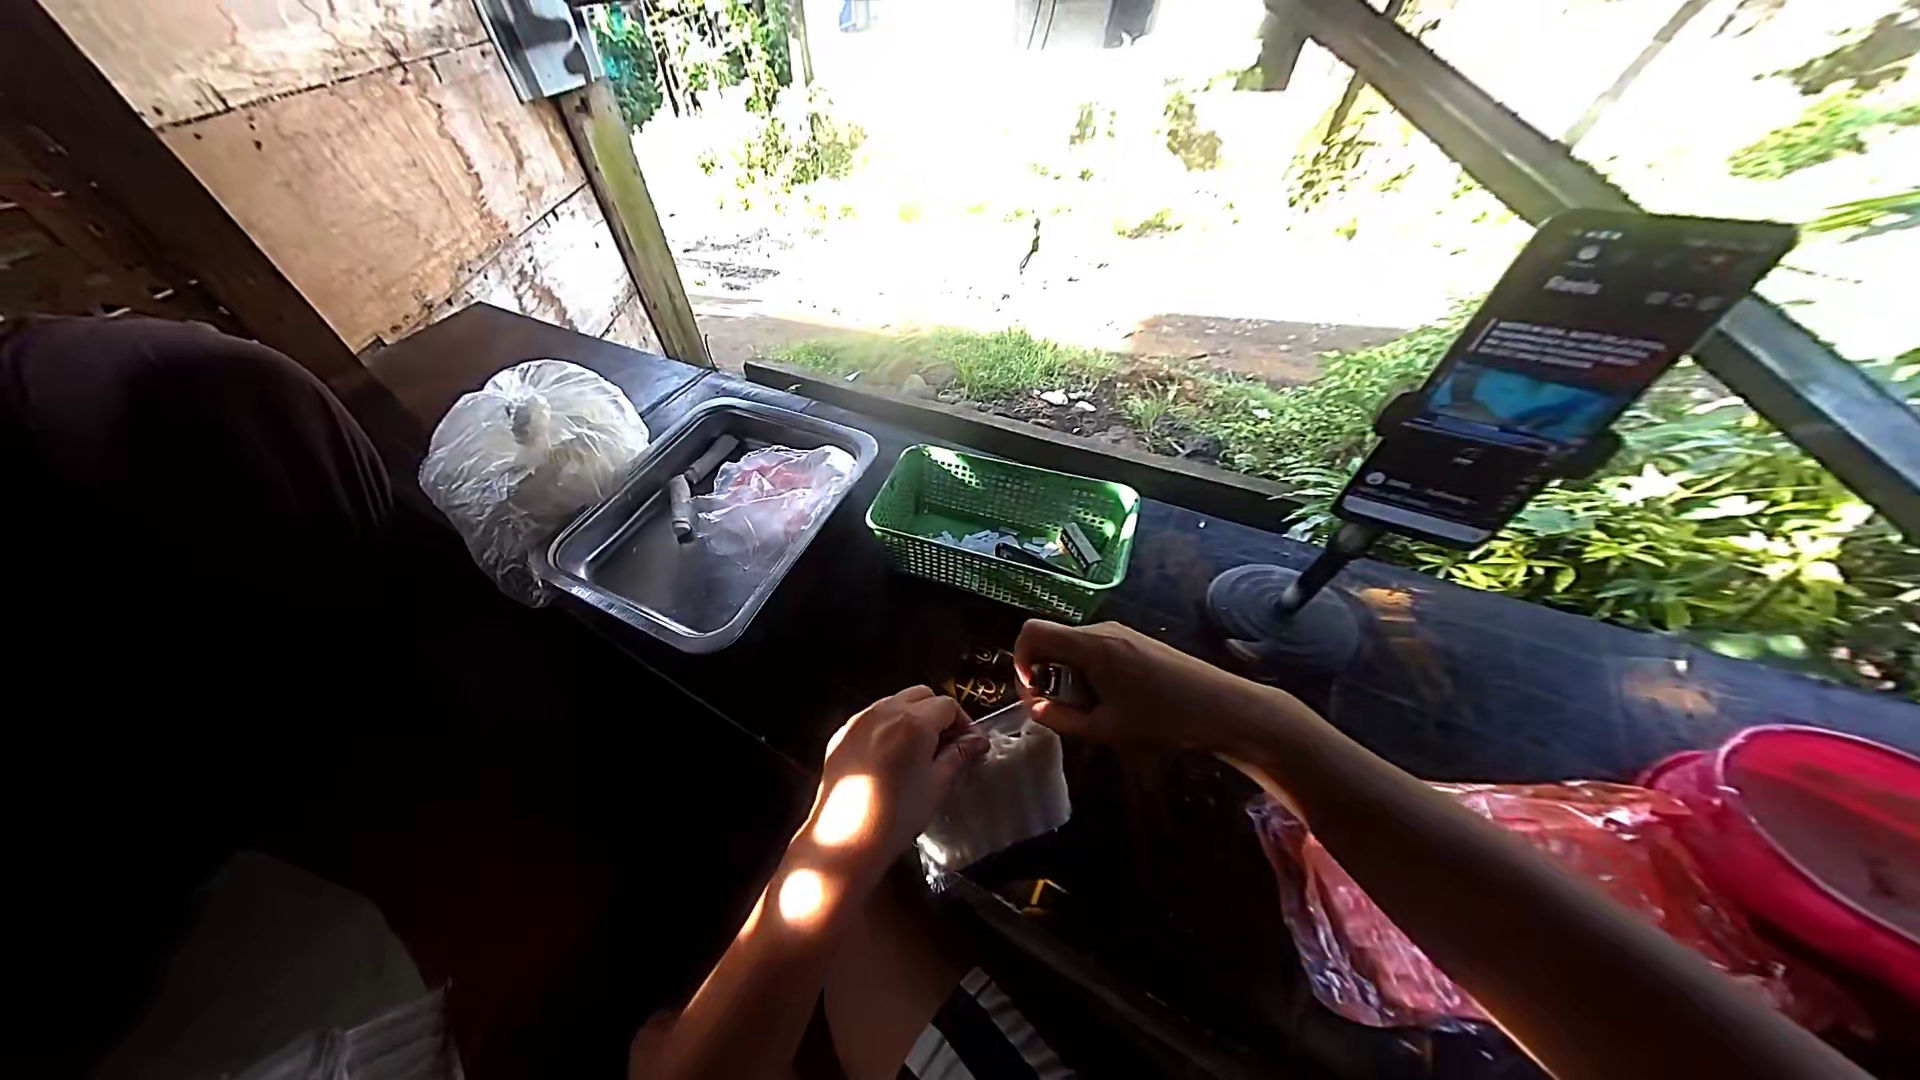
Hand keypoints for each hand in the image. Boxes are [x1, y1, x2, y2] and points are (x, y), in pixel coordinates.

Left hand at [800, 687, 987, 884]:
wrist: (845, 841)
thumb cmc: (897, 815)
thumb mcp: (937, 784)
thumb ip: (959, 755)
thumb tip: (977, 741)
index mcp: (913, 722)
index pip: (948, 705)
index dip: (963, 722)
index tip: (968, 744)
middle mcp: (884, 712)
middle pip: (921, 695)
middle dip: (938, 713)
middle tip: (946, 744)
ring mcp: (859, 721)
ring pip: (894, 702)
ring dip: (912, 716)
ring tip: (917, 751)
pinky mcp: (841, 735)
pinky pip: (872, 718)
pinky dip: (887, 727)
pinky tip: (890, 758)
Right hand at [1014, 620, 1320, 754]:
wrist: (1224, 708)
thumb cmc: (1163, 720)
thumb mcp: (1105, 728)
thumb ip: (1060, 718)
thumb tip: (1034, 707)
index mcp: (1090, 645)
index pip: (1032, 632)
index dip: (1019, 659)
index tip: (1032, 692)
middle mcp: (1101, 630)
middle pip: (1051, 639)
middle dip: (1044, 673)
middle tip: (1061, 709)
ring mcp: (1119, 632)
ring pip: (1071, 646)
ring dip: (1066, 675)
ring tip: (1090, 709)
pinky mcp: (1133, 641)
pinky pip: (1093, 649)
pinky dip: (1086, 671)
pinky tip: (1110, 700)